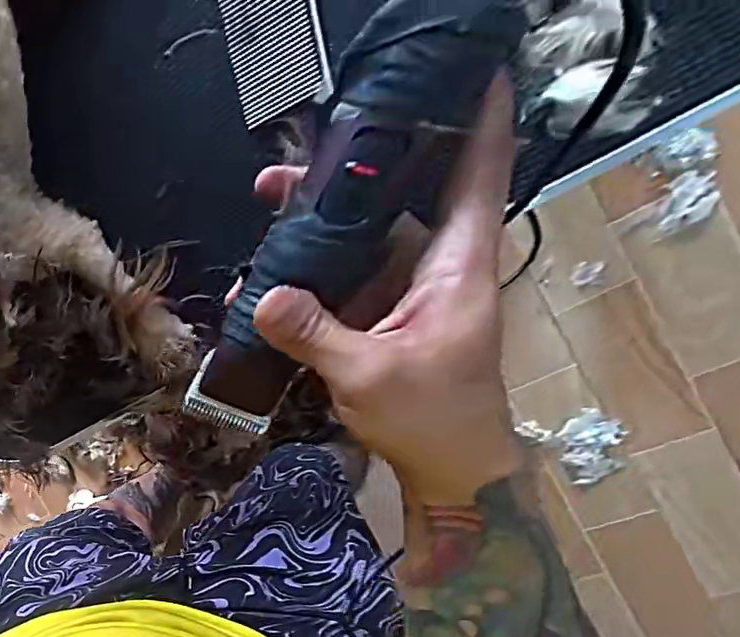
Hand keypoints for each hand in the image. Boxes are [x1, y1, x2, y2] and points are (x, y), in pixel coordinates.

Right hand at [252, 76, 520, 505]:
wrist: (448, 469)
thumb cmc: (430, 419)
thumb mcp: (367, 375)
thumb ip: (314, 334)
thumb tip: (261, 299)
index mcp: (457, 262)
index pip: (478, 166)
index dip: (477, 112)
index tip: (466, 65)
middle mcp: (436, 265)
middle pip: (396, 199)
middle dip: (345, 178)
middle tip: (283, 174)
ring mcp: (409, 293)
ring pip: (365, 242)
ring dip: (319, 233)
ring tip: (265, 218)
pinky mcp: (387, 320)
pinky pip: (349, 286)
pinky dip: (314, 283)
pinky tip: (270, 287)